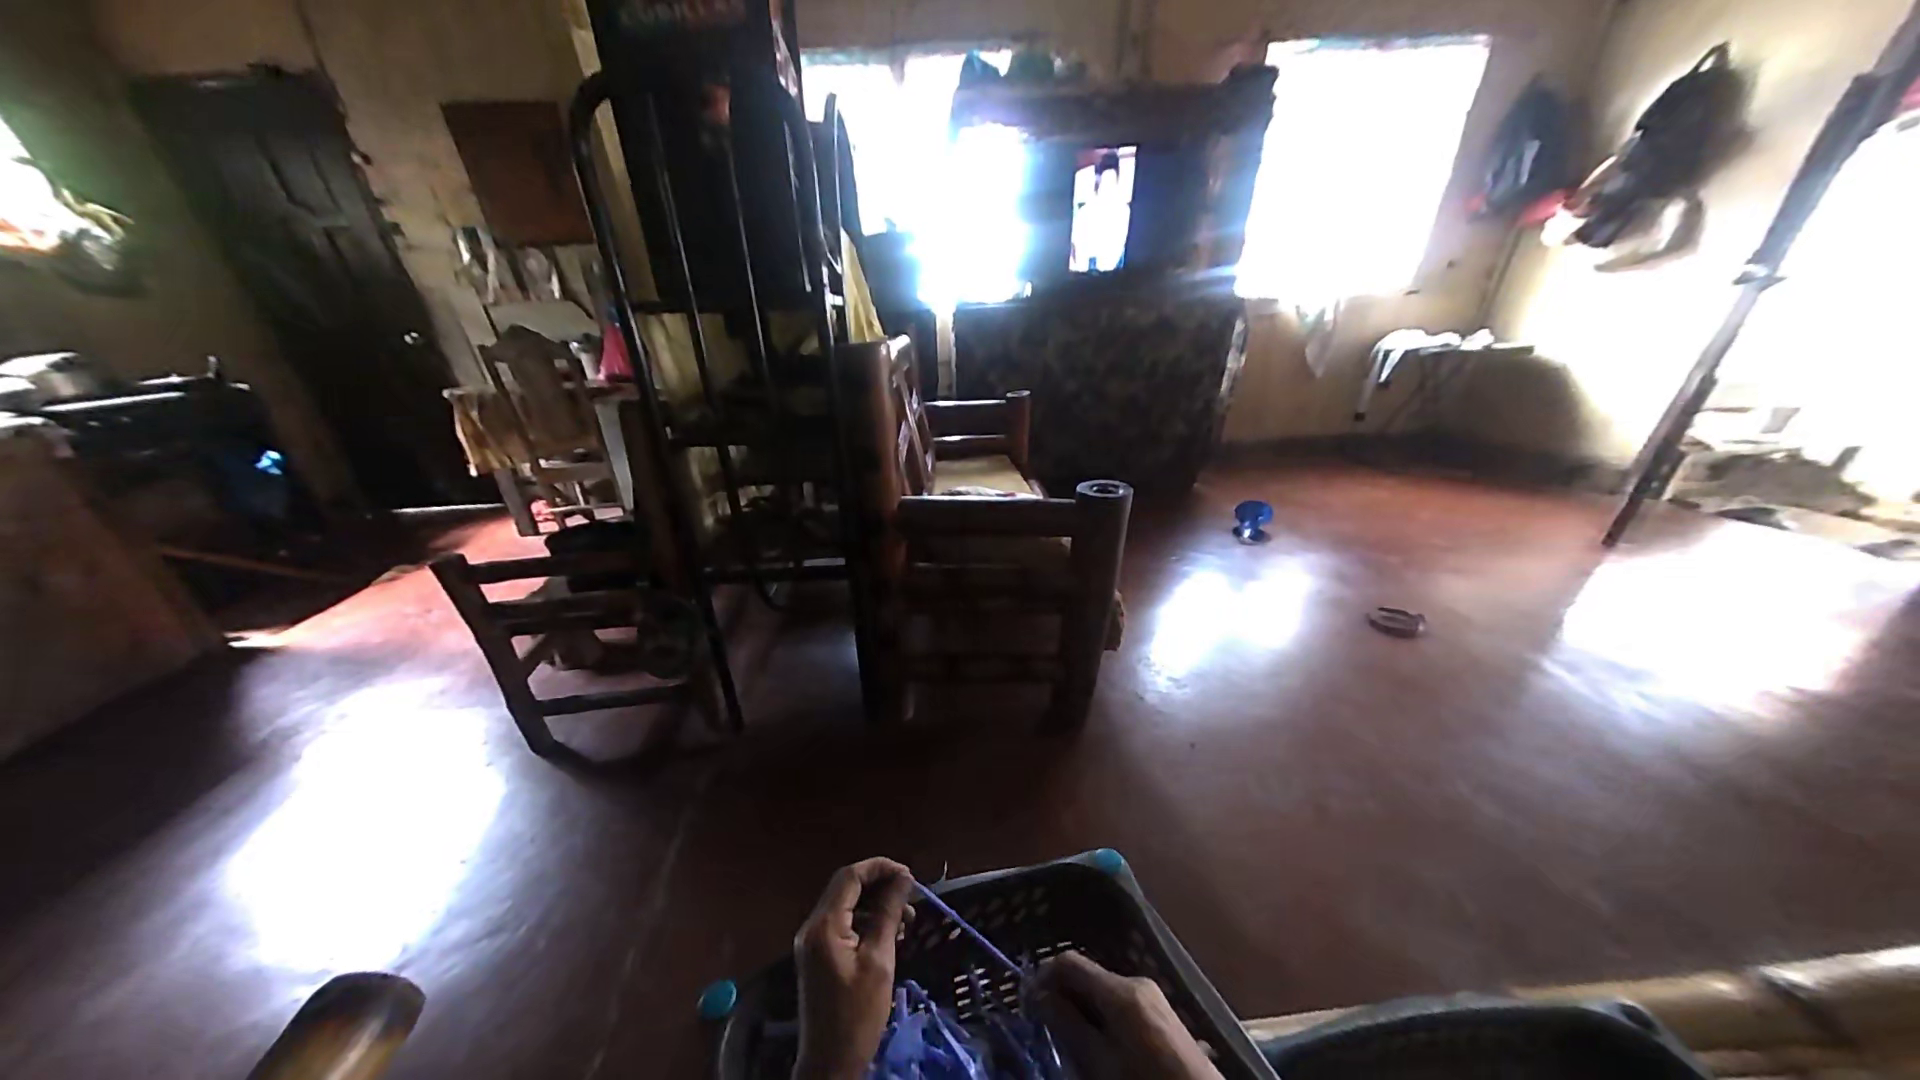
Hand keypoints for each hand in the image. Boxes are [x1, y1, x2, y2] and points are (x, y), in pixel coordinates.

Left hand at [793, 858, 915, 1079]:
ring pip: (848, 905)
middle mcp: (813, 926)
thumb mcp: (879, 960)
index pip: (850, 876)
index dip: (880, 868)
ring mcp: (813, 941)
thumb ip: (889, 913)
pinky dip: (867, 921)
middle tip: (911, 897)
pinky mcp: (818, 955)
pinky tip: (890, 934)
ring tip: (907, 919)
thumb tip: (903, 879)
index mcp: (824, 925)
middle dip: (881, 886)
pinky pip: (844, 924)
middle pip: (847, 888)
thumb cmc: (857, 1015)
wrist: (829, 1065)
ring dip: (877, 905)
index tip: (909, 876)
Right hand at [1033, 952, 1222, 1079]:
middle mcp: (1136, 981)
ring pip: (1103, 991)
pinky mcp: (1162, 1014)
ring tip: (1073, 1044)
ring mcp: (1152, 996)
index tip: (1029, 1006)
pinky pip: (1121, 1004)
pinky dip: (1103, 1018)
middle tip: (1047, 1029)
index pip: (1069, 961)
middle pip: (1087, 975)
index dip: (1043, 977)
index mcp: (1120, 989)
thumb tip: (1038, 995)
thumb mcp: (1100, 1064)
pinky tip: (1102, 1048)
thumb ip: (1067, 1025)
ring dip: (1083, 1010)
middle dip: (1064, 996)